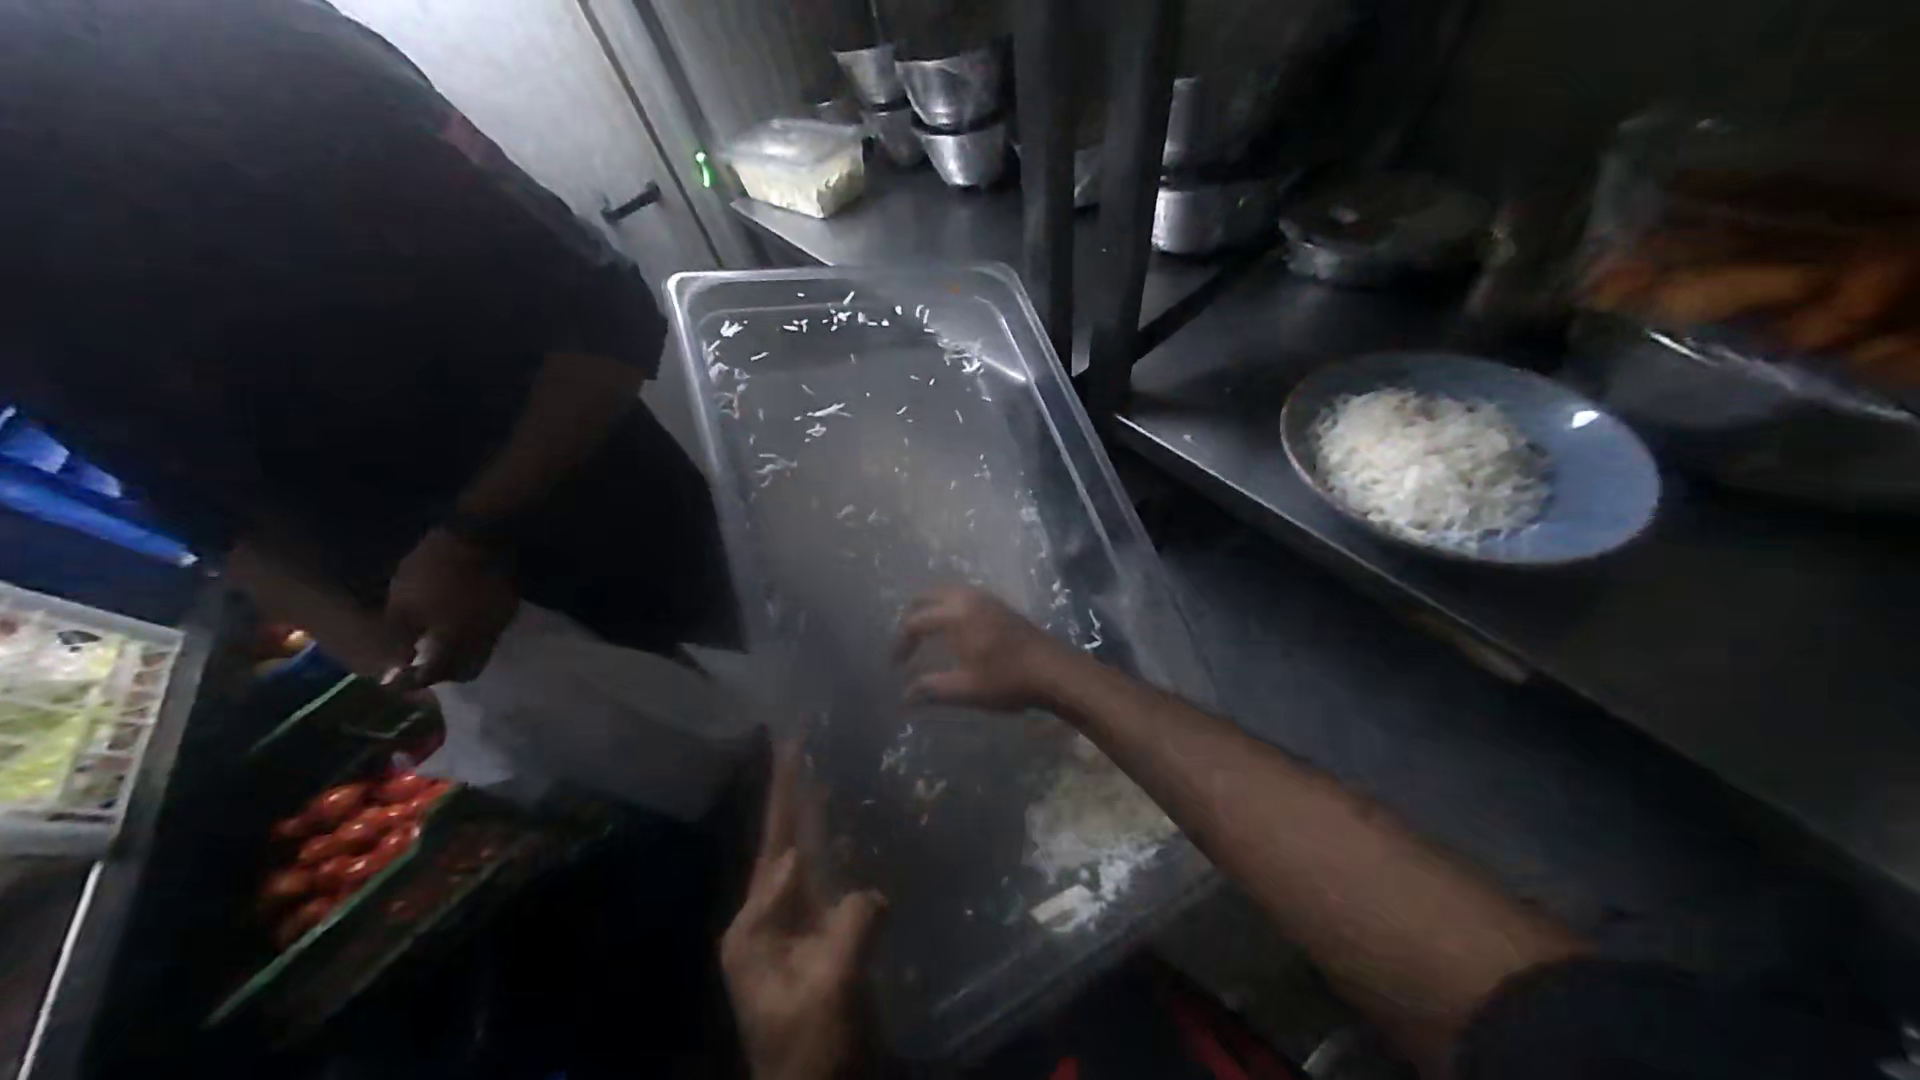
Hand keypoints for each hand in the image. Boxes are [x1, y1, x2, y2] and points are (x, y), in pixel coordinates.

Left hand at [382, 528, 517, 685]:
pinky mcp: (508, 610)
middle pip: (467, 671)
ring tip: (442, 646)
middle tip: (424, 665)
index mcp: (454, 641)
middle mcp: (481, 640)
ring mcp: (498, 624)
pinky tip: (460, 626)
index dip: (413, 681)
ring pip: (482, 654)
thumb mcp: (403, 605)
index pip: (435, 674)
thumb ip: (401, 639)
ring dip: (462, 656)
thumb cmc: (433, 571)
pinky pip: (491, 635)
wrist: (478, 539)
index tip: (396, 680)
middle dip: (445, 674)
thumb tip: (401, 664)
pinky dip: (474, 638)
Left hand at [722, 743, 886, 1079]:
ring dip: (806, 810)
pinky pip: (818, 877)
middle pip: (780, 839)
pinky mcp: (808, 938)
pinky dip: (827, 844)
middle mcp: (761, 919)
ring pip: (797, 853)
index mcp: (755, 926)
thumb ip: (851, 928)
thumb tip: (871, 889)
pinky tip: (839, 823)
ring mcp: (784, 929)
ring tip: (813, 765)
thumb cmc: (815, 1049)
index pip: (778, 843)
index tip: (795, 744)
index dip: (788, 792)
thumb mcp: (833, 989)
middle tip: (797, 736)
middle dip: (790, 788)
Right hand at [894, 586, 1076, 711]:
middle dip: (912, 617)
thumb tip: (904, 696)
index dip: (901, 643)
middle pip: (927, 597)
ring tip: (926, 635)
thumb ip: (931, 689)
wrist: (1054, 670)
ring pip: (946, 592)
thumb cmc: (1008, 680)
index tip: (897, 666)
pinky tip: (954, 630)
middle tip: (906, 643)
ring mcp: (985, 598)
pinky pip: (963, 595)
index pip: (915, 622)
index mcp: (955, 615)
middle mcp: (967, 598)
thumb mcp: (965, 689)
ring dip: (931, 608)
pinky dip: (949, 606)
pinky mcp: (998, 604)